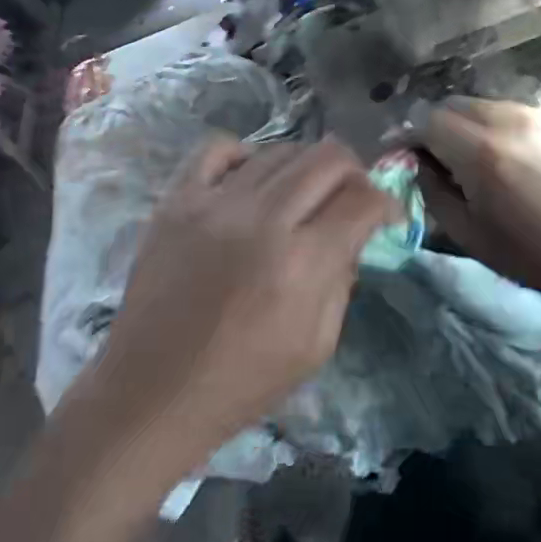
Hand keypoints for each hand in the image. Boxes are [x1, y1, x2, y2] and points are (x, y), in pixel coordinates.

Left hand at [87, 137, 397, 467]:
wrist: (153, 392)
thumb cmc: (242, 383)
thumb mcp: (316, 346)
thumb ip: (342, 282)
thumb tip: (350, 237)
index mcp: (303, 263)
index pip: (362, 200)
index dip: (387, 203)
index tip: (386, 218)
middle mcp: (263, 219)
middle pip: (328, 160)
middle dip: (355, 174)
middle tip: (352, 200)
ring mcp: (214, 204)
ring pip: (279, 151)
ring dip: (306, 168)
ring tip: (304, 196)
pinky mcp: (174, 203)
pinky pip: (216, 149)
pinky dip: (246, 156)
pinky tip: (251, 182)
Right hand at [411, 97, 540, 314]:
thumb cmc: (539, 257)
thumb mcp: (470, 236)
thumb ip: (434, 192)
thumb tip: (420, 164)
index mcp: (482, 151)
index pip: (427, 120)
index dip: (411, 137)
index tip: (410, 158)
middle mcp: (511, 120)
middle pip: (457, 104)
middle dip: (441, 127)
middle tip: (444, 161)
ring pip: (491, 106)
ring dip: (475, 127)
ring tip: (485, 163)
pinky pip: (523, 115)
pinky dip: (507, 131)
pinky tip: (523, 163)